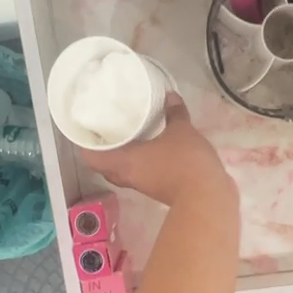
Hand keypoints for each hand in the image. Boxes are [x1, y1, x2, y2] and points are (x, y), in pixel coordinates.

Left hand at [77, 93, 231, 206]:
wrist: (207, 196)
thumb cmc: (185, 161)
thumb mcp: (181, 130)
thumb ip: (174, 113)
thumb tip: (170, 96)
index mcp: (123, 162)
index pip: (91, 157)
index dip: (85, 145)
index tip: (87, 130)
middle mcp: (127, 176)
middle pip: (105, 166)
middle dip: (104, 150)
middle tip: (107, 131)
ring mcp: (142, 186)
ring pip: (122, 172)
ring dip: (122, 157)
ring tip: (127, 137)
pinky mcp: (157, 190)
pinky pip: (140, 175)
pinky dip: (140, 163)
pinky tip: (150, 148)